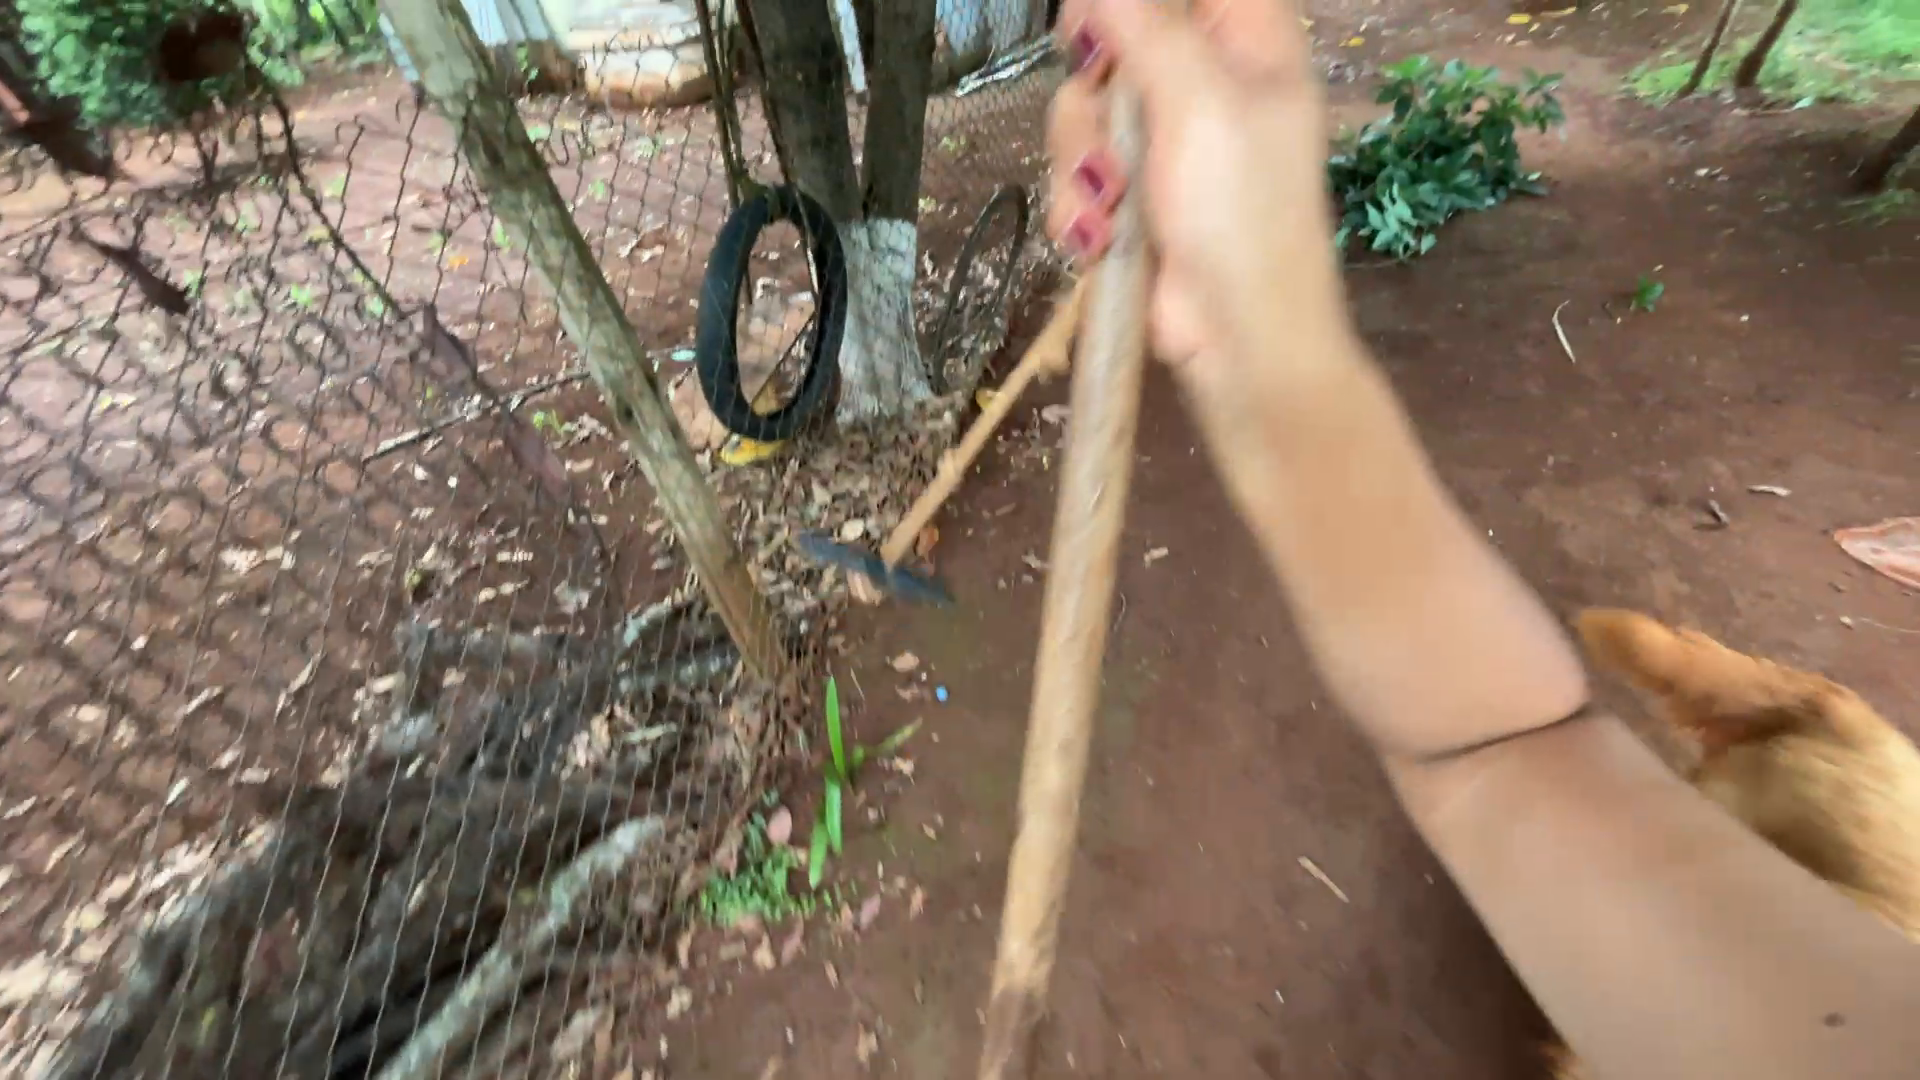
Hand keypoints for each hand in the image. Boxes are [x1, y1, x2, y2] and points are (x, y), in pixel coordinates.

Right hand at [1046, 0, 1355, 401]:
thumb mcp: (1202, 102)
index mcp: (1242, 44)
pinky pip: (1078, 183)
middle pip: (1110, 53)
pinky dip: (1078, 214)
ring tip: (1105, 216)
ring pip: (1081, 125)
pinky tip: (1094, 243)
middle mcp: (1197, 91)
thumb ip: (1148, 27)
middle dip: (1091, 111)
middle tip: (1108, 150)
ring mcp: (1159, 154)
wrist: (1234, 332)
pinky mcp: (1128, 206)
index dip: (1125, 5)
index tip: (1089, 36)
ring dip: (1080, 175)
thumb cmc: (1238, 212)